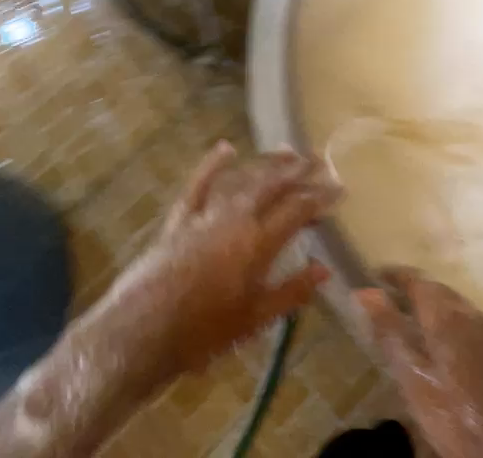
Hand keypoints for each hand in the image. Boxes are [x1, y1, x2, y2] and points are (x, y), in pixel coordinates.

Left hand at [93, 142, 342, 386]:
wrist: (143, 330)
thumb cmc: (204, 333)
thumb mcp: (255, 319)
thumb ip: (291, 291)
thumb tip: (324, 269)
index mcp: (257, 243)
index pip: (296, 209)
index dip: (320, 197)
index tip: (339, 189)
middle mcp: (234, 219)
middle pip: (272, 185)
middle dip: (298, 171)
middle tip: (319, 160)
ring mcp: (205, 215)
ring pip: (242, 179)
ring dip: (266, 164)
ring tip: (287, 152)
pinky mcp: (180, 218)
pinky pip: (199, 184)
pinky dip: (213, 165)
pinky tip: (225, 148)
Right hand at [356, 268, 482, 457]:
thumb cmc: (453, 412)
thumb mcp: (411, 375)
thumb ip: (389, 330)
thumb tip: (366, 291)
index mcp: (446, 314)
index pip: (417, 279)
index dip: (395, 275)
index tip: (376, 277)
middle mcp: (472, 314)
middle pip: (441, 292)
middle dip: (416, 291)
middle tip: (393, 302)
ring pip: (460, 310)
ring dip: (438, 310)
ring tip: (417, 325)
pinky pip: (476, 329)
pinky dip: (456, 329)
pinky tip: (451, 352)